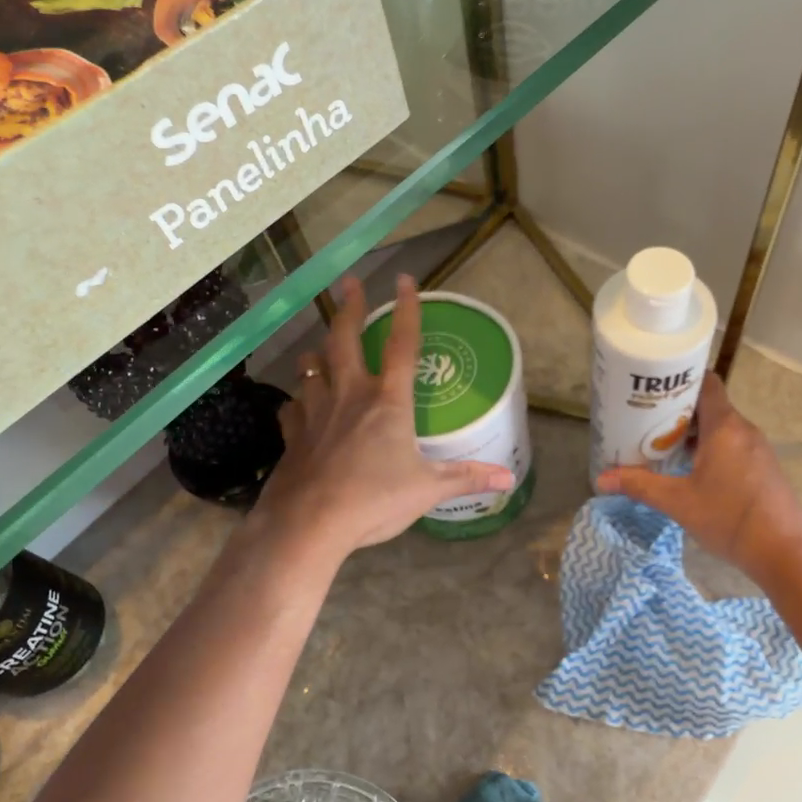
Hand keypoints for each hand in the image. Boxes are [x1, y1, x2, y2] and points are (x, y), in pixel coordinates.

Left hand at [253, 275, 514, 558]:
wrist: (310, 523)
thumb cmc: (375, 499)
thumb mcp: (428, 490)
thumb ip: (466, 478)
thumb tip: (509, 479)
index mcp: (388, 402)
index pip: (402, 345)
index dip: (406, 310)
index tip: (404, 278)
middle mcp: (349, 396)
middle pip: (343, 339)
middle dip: (348, 307)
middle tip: (347, 282)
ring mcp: (315, 413)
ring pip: (311, 368)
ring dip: (317, 353)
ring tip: (320, 347)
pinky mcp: (293, 435)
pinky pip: (293, 407)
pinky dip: (298, 401)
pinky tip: (301, 405)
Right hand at [595, 375, 801, 586]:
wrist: (783, 552)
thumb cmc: (728, 519)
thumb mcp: (678, 502)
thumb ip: (640, 486)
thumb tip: (600, 480)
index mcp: (724, 426)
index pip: (706, 382)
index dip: (681, 379)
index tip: (654, 388)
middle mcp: (744, 430)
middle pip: (710, 406)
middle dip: (679, 412)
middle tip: (647, 421)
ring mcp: (758, 449)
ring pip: (721, 428)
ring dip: (694, 434)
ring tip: (663, 447)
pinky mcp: (764, 469)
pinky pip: (733, 446)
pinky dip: (711, 450)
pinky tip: (692, 471)